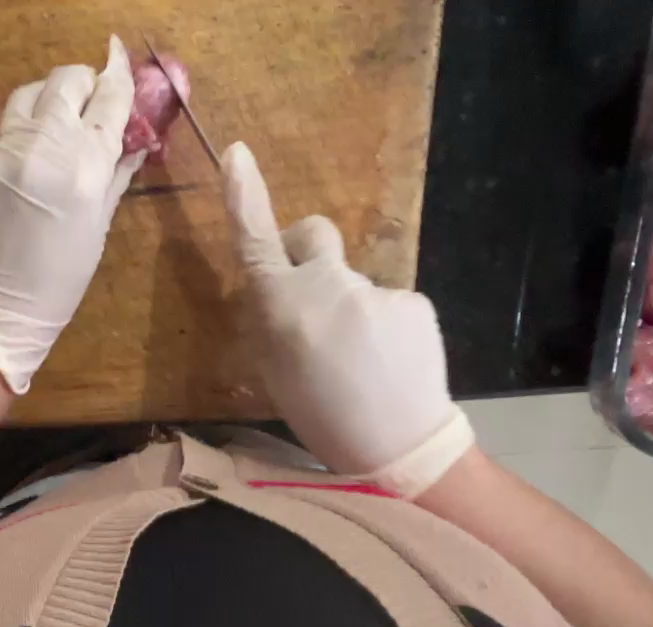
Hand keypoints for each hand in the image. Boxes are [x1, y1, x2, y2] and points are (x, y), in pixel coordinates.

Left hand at [0, 36, 145, 393]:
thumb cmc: (61, 280)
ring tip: (57, 124)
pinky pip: (6, 131)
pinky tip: (30, 161)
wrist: (1, 310)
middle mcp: (44, 148)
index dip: (119, 73)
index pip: (108, 97)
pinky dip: (24, 134)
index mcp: (85, 167)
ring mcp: (5, 153)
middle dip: (82, 85)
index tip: (120, 57)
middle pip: (66, 81)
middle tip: (88, 103)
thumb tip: (134, 136)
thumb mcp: (99, 226)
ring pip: (30, 95)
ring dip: (49, 100)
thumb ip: (116, 173)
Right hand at [223, 143, 472, 496]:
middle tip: (313, 305)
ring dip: (349, 304)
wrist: (395, 446)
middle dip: (308, 254)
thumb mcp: (271, 375)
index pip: (256, 243)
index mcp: (279, 310)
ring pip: (352, 278)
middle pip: (313, 235)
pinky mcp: (412, 300)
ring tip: (358, 359)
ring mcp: (374, 290)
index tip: (239, 155)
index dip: (244, 197)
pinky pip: (387, 300)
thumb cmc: (317, 418)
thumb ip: (268, 324)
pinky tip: (387, 361)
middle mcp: (325, 288)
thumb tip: (271, 293)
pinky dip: (383, 323)